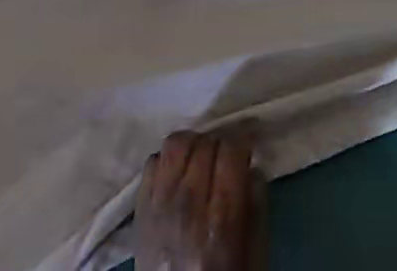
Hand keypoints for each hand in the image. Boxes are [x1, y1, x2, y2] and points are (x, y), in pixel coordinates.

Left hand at [136, 128, 267, 270]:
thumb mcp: (255, 259)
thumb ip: (257, 211)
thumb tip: (253, 168)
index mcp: (219, 223)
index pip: (229, 154)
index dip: (243, 138)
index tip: (251, 137)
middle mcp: (186, 206)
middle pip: (204, 144)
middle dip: (221, 141)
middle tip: (229, 151)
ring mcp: (158, 204)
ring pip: (175, 143)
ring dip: (194, 141)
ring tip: (204, 154)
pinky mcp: (139, 206)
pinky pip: (152, 160)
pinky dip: (169, 158)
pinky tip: (180, 171)